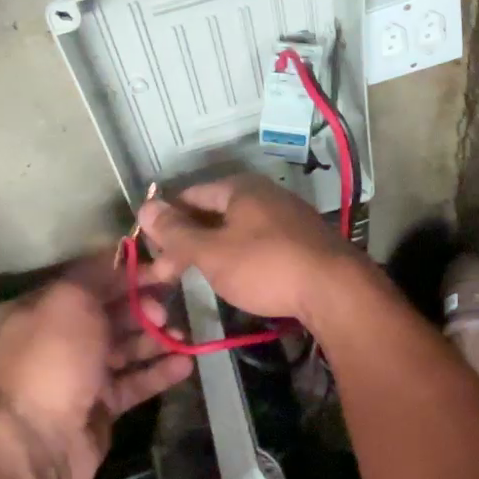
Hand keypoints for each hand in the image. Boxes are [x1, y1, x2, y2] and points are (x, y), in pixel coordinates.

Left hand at [0, 258, 192, 478]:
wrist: (43, 441)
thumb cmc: (55, 360)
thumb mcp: (70, 302)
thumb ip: (96, 275)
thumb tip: (118, 256)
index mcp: (43, 310)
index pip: (91, 282)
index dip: (127, 273)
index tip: (162, 269)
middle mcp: (59, 339)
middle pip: (110, 314)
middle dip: (142, 307)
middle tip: (166, 307)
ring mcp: (80, 375)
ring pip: (125, 348)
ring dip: (155, 339)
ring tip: (183, 337)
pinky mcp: (100, 405)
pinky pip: (134, 382)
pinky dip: (158, 371)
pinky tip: (185, 364)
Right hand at [137, 174, 371, 325]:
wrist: (334, 290)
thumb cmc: (266, 266)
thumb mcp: (212, 252)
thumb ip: (176, 232)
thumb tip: (144, 207)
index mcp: (240, 188)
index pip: (190, 195)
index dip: (166, 219)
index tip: (149, 248)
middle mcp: (264, 195)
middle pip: (213, 212)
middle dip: (187, 241)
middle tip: (166, 274)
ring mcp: (287, 218)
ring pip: (236, 230)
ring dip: (211, 252)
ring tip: (195, 278)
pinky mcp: (302, 243)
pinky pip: (259, 244)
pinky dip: (239, 258)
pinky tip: (233, 279)